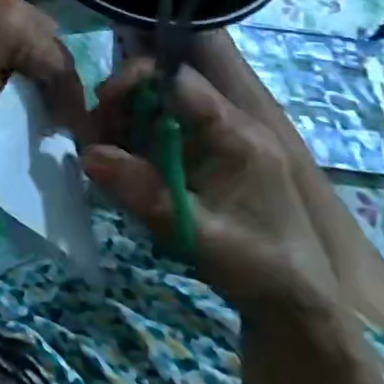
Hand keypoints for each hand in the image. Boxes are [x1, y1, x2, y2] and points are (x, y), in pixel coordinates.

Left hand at [0, 0, 86, 130]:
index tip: (74, 128)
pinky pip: (4, 16)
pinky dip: (12, 39)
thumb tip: (32, 101)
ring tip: (31, 85)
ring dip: (33, 52)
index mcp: (18, 23)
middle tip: (54, 105)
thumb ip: (18, 99)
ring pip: (27, 22)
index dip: (69, 99)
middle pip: (48, 36)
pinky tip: (6, 62)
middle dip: (54, 70)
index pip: (58, 64)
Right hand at [83, 61, 336, 310]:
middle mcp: (228, 124)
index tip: (102, 100)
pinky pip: (167, 133)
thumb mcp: (195, 233)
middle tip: (95, 133)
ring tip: (103, 152)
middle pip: (167, 88)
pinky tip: (122, 166)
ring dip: (128, 121)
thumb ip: (142, 192)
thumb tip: (87, 155)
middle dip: (126, 101)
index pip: (180, 80)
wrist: (296, 304)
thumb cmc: (256, 267)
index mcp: (235, 132)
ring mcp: (219, 140)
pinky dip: (139, 142)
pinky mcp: (209, 158)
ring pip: (163, 109)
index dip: (137, 79)